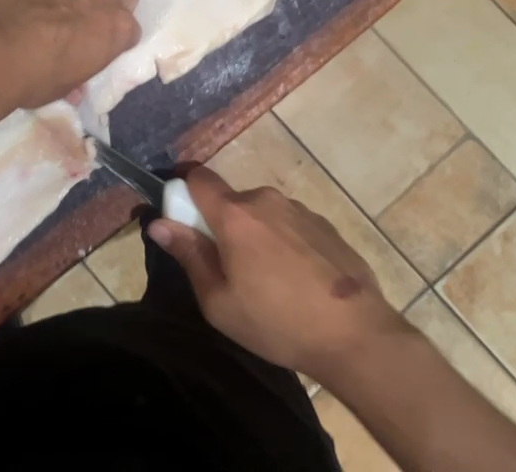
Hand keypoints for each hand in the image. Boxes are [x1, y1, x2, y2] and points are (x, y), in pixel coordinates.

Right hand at [148, 166, 412, 380]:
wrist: (358, 337)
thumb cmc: (277, 322)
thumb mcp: (219, 301)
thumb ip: (188, 255)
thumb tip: (157, 222)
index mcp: (234, 215)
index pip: (198, 177)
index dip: (184, 189)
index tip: (181, 215)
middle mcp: (266, 201)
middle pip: (232, 202)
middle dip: (224, 226)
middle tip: (230, 270)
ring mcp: (302, 212)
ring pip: (264, 215)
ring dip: (258, 237)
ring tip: (271, 282)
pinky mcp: (328, 228)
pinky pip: (293, 228)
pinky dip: (287, 246)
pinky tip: (300, 283)